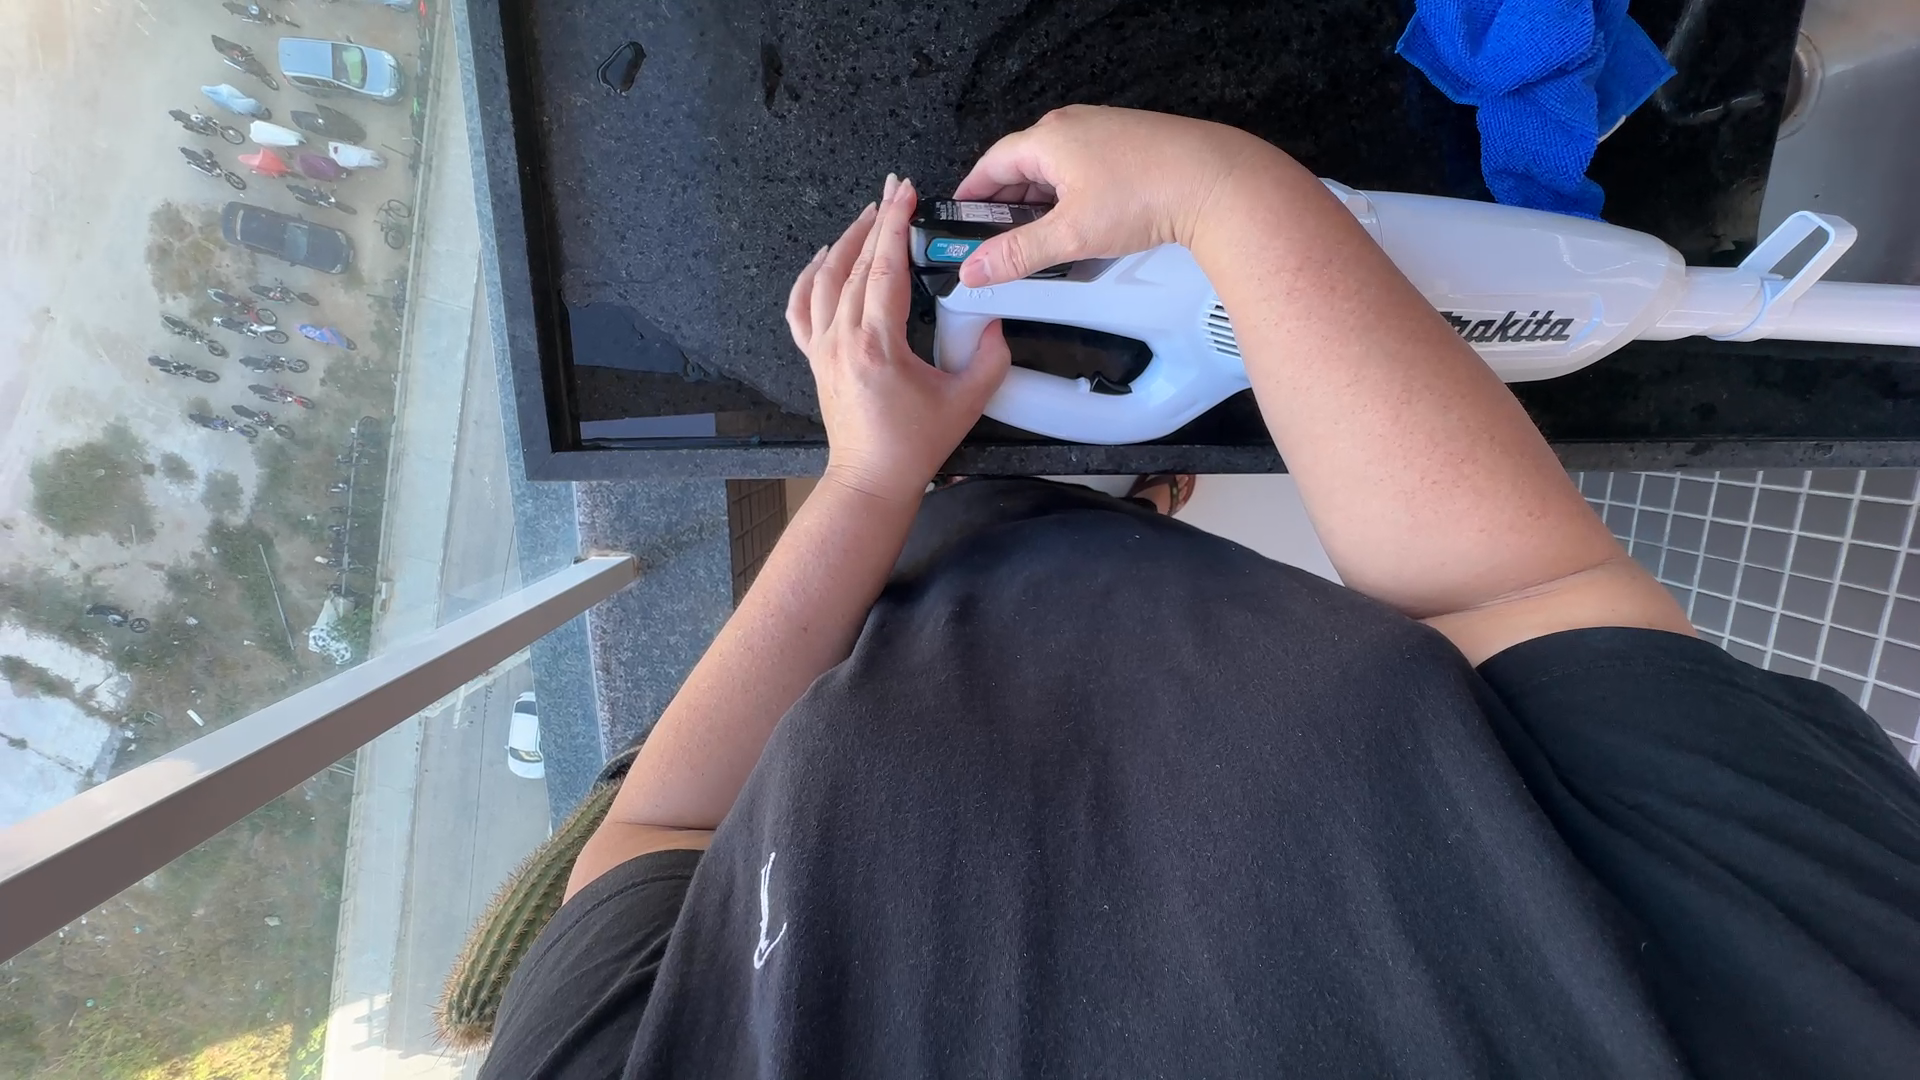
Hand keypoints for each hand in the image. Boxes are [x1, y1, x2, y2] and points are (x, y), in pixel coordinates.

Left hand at [786, 174, 1012, 503]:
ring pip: (824, 279)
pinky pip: (801, 309)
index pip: (884, 269)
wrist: (872, 478)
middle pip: (854, 264)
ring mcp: (823, 349)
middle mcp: (842, 340)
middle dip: (875, 222)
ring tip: (867, 217)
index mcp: (877, 346)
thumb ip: (990, 359)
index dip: (897, 225)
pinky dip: (808, 279)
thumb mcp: (966, 402)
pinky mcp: (816, 360)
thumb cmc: (912, 447)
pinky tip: (821, 260)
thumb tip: (995, 325)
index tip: (905, 192)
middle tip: (894, 193)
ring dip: (846, 242)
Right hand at [953, 105, 1275, 286]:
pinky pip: (1079, 175)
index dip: (970, 197)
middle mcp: (1072, 128)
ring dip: (1035, 207)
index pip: (990, 165)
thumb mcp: (1069, 234)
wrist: (1214, 184)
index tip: (957, 221)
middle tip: (992, 243)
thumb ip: (1016, 254)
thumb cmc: (1146, 193)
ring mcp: (1100, 136)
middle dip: (1001, 208)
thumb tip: (975, 269)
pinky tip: (1073, 227)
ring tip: (1034, 243)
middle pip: (1019, 169)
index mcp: (1048, 139)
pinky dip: (1065, 201)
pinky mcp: (1124, 150)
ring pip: (1051, 173)